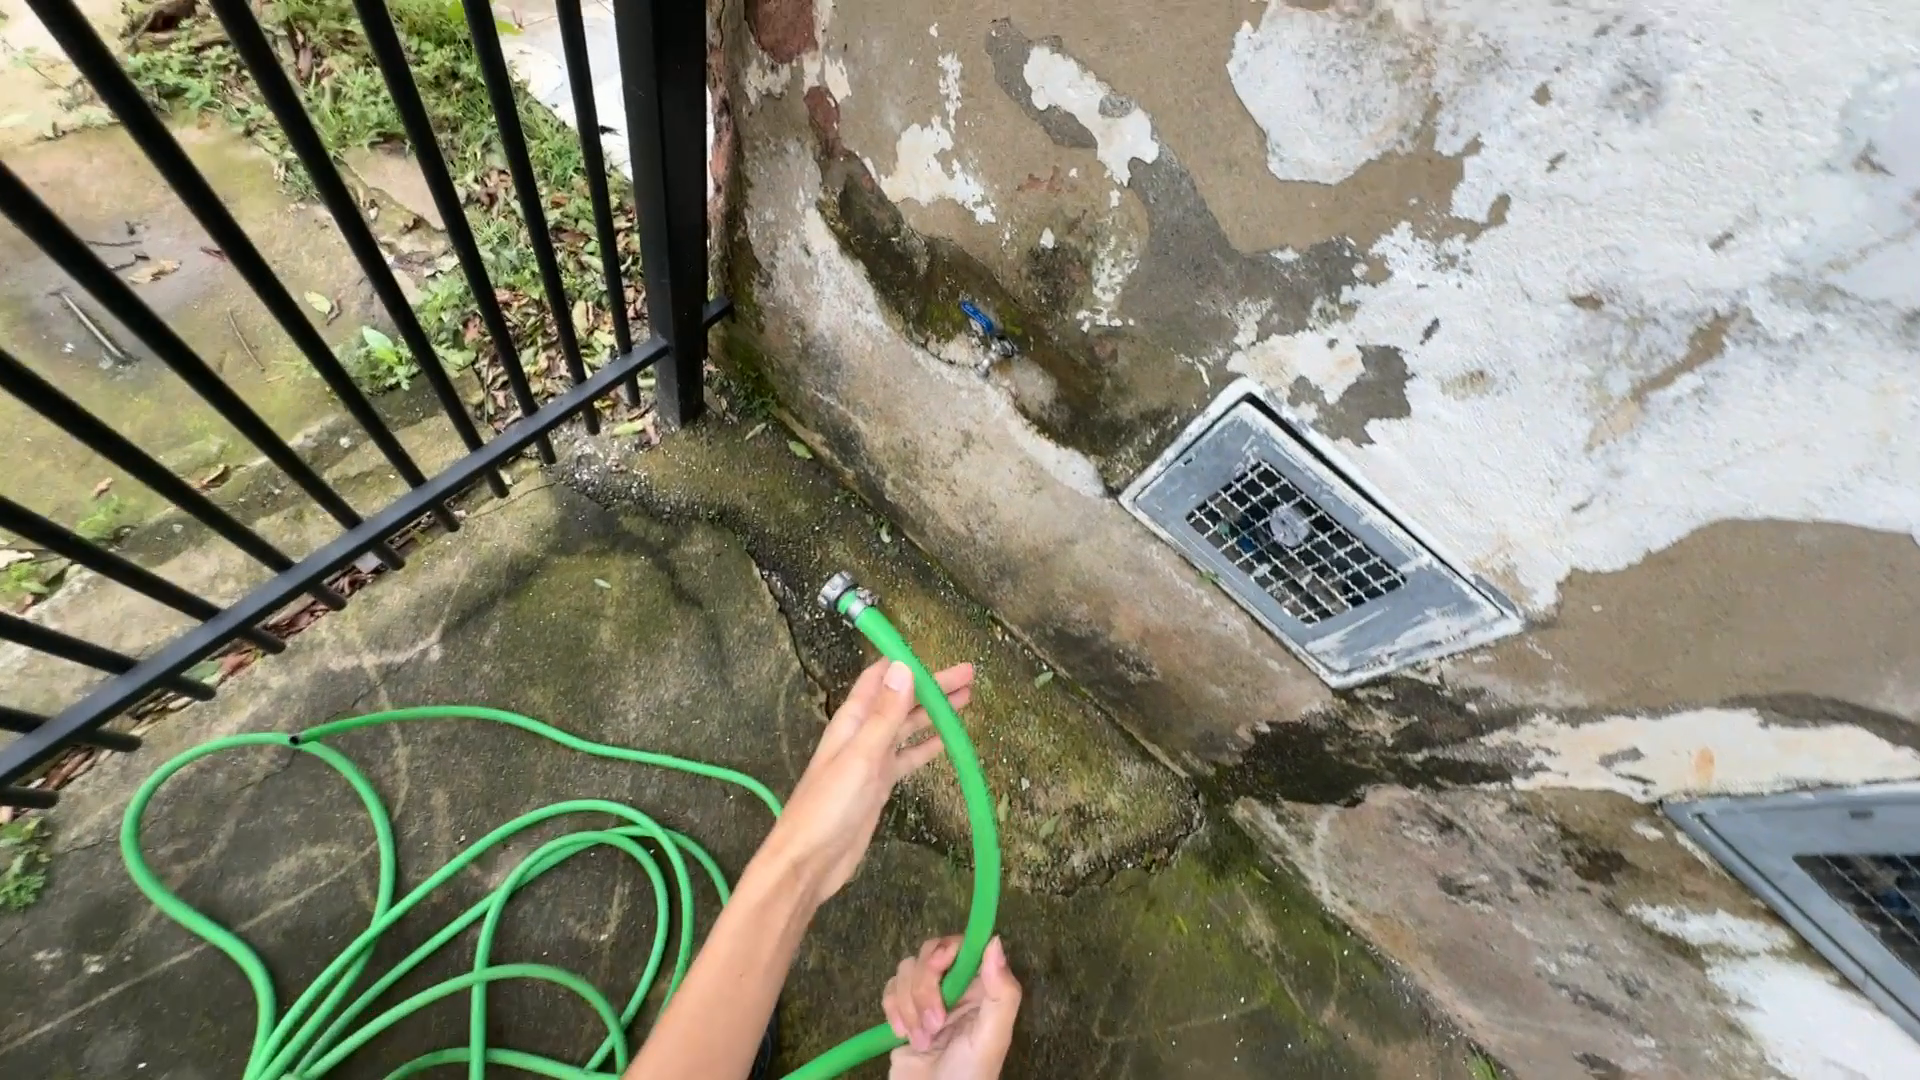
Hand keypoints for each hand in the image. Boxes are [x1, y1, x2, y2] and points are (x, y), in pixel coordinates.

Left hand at [762, 658, 973, 905]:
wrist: (809, 861)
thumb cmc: (829, 806)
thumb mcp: (861, 755)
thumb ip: (884, 714)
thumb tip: (905, 666)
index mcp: (853, 719)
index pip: (880, 678)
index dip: (906, 662)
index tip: (938, 653)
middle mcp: (863, 733)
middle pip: (902, 700)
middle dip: (932, 686)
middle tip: (968, 675)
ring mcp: (872, 759)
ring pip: (908, 726)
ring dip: (935, 712)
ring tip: (967, 699)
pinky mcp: (880, 784)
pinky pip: (908, 757)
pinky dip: (927, 746)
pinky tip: (948, 741)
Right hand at [884, 936, 1020, 1079]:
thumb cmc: (968, 1077)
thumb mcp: (992, 1038)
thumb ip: (1002, 992)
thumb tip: (995, 941)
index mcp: (981, 986)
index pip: (963, 945)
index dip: (948, 948)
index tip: (941, 964)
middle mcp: (955, 985)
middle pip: (931, 952)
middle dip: (926, 987)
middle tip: (934, 1023)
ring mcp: (927, 996)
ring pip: (907, 968)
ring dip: (910, 1006)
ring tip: (922, 1041)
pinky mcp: (903, 1009)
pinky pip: (890, 988)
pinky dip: (893, 1010)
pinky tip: (902, 1036)